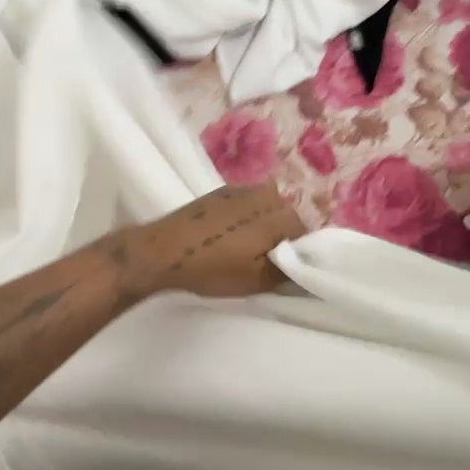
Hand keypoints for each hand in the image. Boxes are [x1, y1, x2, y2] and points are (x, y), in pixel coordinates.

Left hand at [131, 184, 306, 298]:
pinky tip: (228, 234)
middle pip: (287, 217)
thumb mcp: (257, 281)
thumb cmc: (213, 268)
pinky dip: (245, 217)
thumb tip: (302, 266)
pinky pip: (247, 203)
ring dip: (263, 224)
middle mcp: (268, 194)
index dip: (296, 254)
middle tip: (264, 260)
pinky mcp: (223, 190)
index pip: (305, 235)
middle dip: (281, 237)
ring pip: (267, 208)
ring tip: (244, 246)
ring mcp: (244, 188)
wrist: (165, 250)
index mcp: (281, 215)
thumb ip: (288, 272)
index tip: (283, 269)